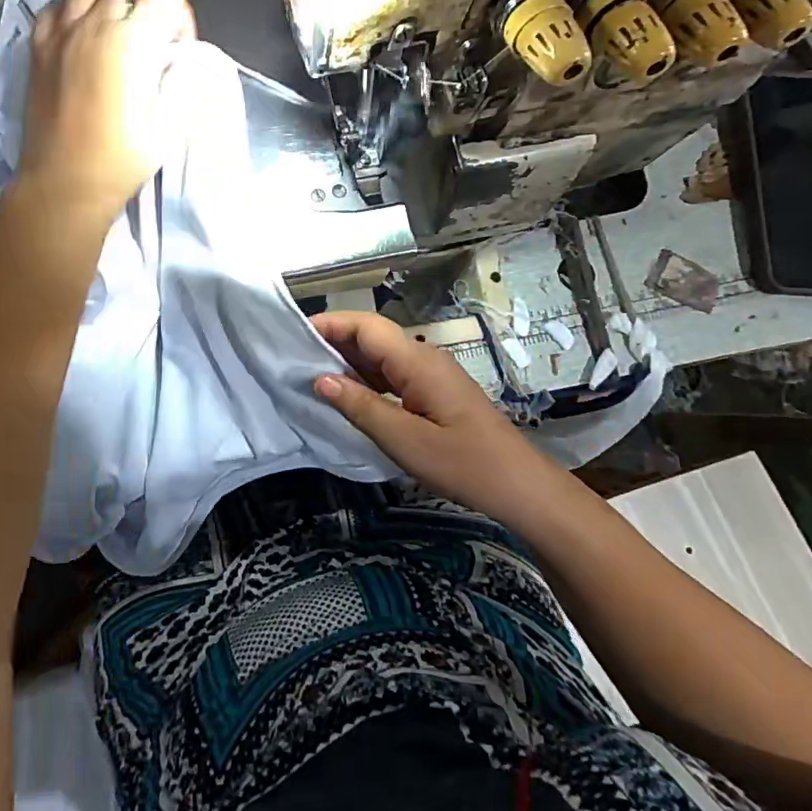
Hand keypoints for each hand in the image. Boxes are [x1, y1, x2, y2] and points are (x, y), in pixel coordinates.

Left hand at [19, 0, 196, 212]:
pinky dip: (74, 6)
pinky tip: (83, 28)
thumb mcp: (164, 124)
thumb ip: (173, 79)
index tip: (180, 47)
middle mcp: (90, 25)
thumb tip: (174, 58)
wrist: (63, 186)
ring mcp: (58, 34)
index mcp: (127, 42)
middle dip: (151, 4)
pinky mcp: (36, 49)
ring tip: (121, 21)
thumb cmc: (119, 162)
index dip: (180, 17)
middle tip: (157, 37)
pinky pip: (54, 5)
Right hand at [311, 311, 559, 515]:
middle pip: (372, 337)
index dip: (329, 324)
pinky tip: (346, 398)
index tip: (293, 335)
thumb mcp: (405, 440)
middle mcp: (423, 359)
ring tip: (310, 377)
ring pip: (380, 358)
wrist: (519, 486)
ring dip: (347, 363)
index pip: (366, 326)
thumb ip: (360, 407)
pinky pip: (392, 377)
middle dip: (332, 342)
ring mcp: (430, 376)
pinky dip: (365, 381)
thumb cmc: (464, 464)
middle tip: (293, 359)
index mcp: (417, 362)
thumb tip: (320, 379)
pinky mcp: (433, 394)